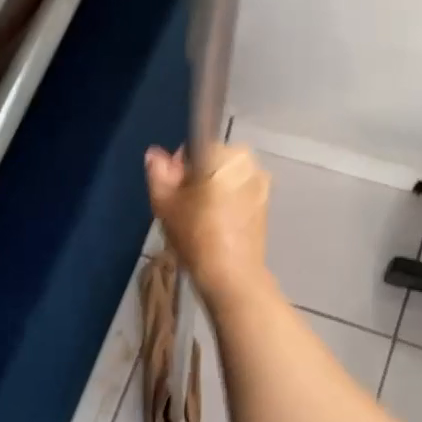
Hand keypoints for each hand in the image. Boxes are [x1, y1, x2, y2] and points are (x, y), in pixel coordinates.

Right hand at [144, 143, 272, 301]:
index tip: (172, 192)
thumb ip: (157, 172)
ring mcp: (261, 183)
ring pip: (226, 178)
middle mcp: (247, 161)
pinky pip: (239, 193)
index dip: (178, 168)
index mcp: (223, 153)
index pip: (193, 147)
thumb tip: (155, 154)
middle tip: (183, 208)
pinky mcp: (266, 204)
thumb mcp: (165, 203)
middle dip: (197, 178)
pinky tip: (216, 227)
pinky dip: (227, 203)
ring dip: (212, 191)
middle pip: (212, 161)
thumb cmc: (195, 235)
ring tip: (198, 219)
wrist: (231, 275)